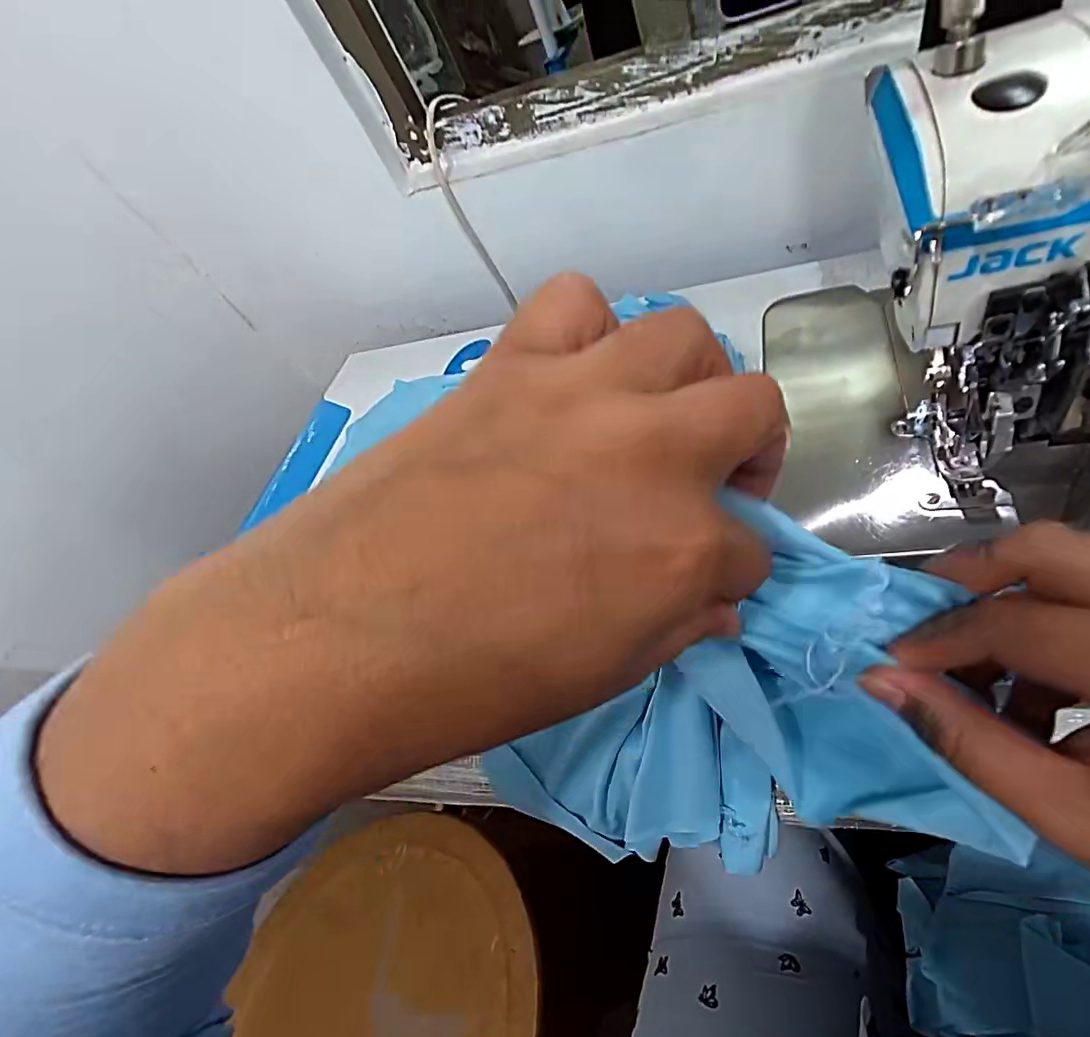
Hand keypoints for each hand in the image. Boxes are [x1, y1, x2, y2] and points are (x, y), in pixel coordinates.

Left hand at [37, 274, 787, 873]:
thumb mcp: (609, 673)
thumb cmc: (480, 680)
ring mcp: (583, 394)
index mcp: (684, 547)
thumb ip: (682, 624)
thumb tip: (719, 600)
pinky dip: (592, 331)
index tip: (710, 581)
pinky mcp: (511, 366)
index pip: (753, 548)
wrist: (333, 642)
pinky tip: (578, 378)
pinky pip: (574, 302)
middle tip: (715, 483)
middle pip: (756, 408)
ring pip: (684, 334)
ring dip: (691, 378)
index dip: (736, 569)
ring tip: (658, 417)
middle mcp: (652, 452)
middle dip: (754, 452)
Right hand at [860, 523, 1089, 1036]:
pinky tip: (1039, 687)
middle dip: (968, 577)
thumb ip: (964, 740)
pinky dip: (1048, 623)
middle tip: (921, 624)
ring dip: (1008, 601)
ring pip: (1073, 561)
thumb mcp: (1062, 814)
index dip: (942, 638)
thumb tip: (881, 683)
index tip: (891, 661)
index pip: (1024, 625)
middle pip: (1052, 549)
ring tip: (981, 670)